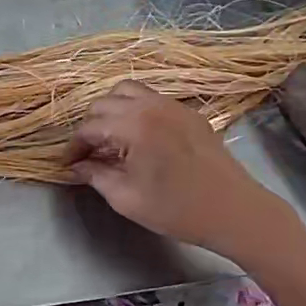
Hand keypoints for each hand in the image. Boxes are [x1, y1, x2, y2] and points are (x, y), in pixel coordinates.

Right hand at [64, 80, 299, 259]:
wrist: (237, 213)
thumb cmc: (178, 210)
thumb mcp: (126, 198)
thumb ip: (95, 176)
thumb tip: (76, 166)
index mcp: (134, 126)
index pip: (89, 128)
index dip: (74, 147)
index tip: (68, 164)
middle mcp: (151, 107)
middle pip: (104, 104)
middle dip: (90, 127)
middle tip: (89, 153)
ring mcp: (173, 106)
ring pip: (127, 92)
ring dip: (111, 111)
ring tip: (111, 137)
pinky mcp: (189, 114)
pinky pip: (151, 99)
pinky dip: (135, 109)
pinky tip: (137, 136)